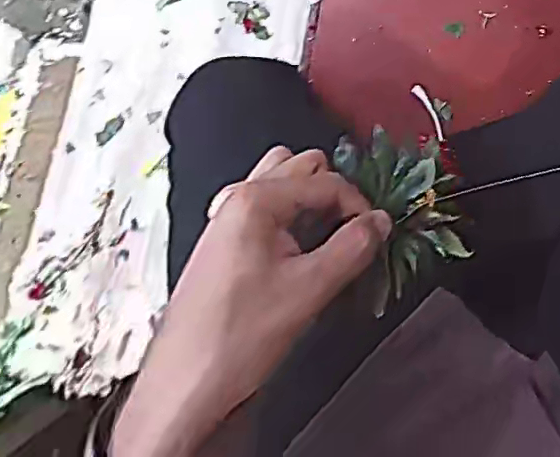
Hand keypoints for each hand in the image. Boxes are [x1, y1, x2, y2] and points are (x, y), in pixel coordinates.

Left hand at [113, 148, 390, 456]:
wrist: (179, 394)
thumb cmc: (235, 340)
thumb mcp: (309, 290)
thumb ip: (353, 247)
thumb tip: (380, 221)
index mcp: (256, 200)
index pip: (328, 182)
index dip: (358, 206)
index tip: (372, 235)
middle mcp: (238, 197)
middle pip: (303, 165)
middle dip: (334, 192)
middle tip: (349, 229)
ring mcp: (226, 217)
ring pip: (281, 178)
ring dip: (309, 196)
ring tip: (324, 233)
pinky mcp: (222, 241)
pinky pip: (264, 205)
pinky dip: (287, 213)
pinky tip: (295, 247)